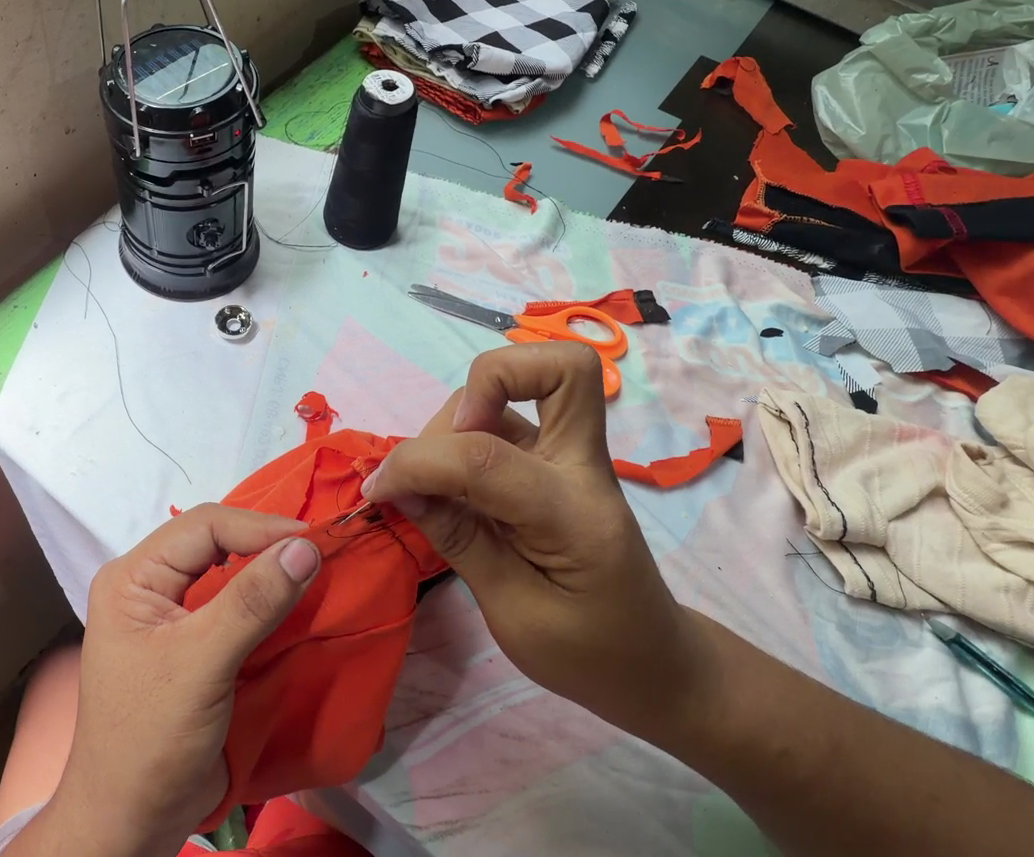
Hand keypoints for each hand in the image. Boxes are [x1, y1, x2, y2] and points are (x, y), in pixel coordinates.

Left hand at [50, 504, 320, 855]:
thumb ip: (252, 603)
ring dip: (266, 568)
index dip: (259, 527)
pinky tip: (293, 599)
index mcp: (133, 577)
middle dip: (264, 542)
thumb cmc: (152, 737)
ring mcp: (167, 615)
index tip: (313, 541)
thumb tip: (305, 548)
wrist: (130, 820)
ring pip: (224, 570)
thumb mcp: (202, 664)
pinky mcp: (189, 643)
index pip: (202, 526)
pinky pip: (231, 604)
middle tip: (317, 551)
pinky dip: (264, 598)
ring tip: (312, 568)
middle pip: (212, 541)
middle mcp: (147, 585)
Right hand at [361, 342, 713, 733]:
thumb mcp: (513, 616)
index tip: (379, 491)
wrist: (655, 666)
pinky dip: (466, 431)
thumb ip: (459, 541)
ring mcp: (573, 458)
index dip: (416, 463)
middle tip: (440, 455)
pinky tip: (449, 482)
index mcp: (576, 516)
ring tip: (435, 481)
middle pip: (559, 366)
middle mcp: (582, 467)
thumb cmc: (589, 656)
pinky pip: (508, 416)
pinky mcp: (556, 461)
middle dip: (484, 381)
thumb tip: (402, 488)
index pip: (486, 458)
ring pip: (520, 385)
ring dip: (462, 414)